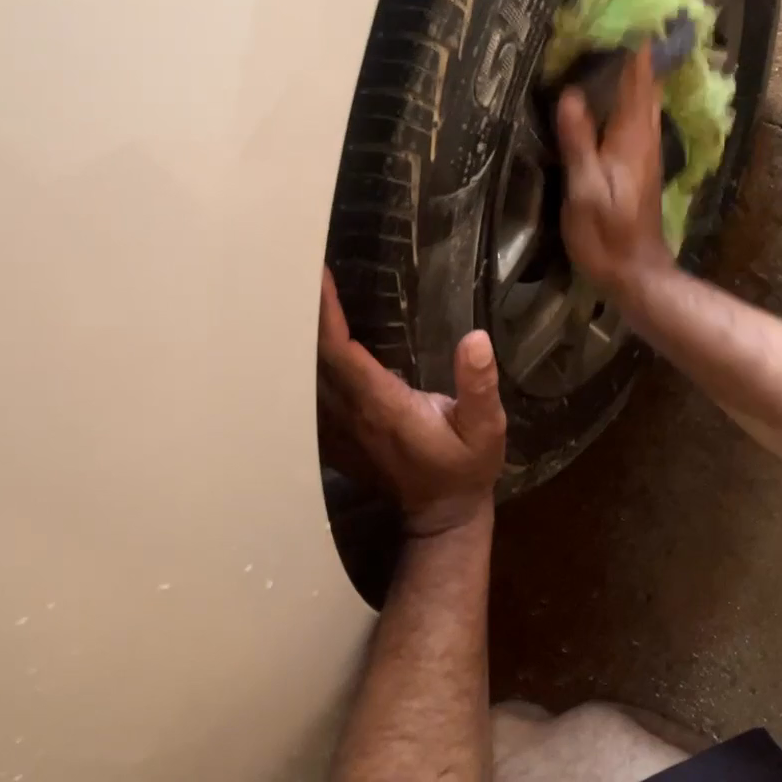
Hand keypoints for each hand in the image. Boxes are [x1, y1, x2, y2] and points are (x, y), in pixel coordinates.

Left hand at [318, 270, 506, 536]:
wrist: (442, 514)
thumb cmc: (466, 466)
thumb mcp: (486, 428)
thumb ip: (479, 386)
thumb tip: (475, 338)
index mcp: (383, 406)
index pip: (341, 352)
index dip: (325, 314)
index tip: (317, 275)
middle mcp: (350, 414)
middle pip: (313, 358)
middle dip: (303, 313)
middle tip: (296, 268)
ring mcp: (338, 428)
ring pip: (306, 376)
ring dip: (297, 336)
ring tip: (295, 293)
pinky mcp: (336, 436)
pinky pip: (310, 393)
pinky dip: (302, 364)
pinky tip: (301, 341)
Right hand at [556, 44, 675, 300]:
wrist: (634, 272)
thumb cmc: (607, 233)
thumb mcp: (584, 189)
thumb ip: (578, 141)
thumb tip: (571, 94)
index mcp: (631, 137)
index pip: (637, 82)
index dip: (637, 49)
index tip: (638, 13)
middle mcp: (644, 139)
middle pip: (647, 88)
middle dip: (643, 55)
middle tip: (636, 19)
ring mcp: (645, 153)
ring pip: (646, 103)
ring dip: (640, 74)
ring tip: (629, 45)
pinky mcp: (640, 167)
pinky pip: (639, 119)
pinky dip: (634, 98)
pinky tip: (621, 96)